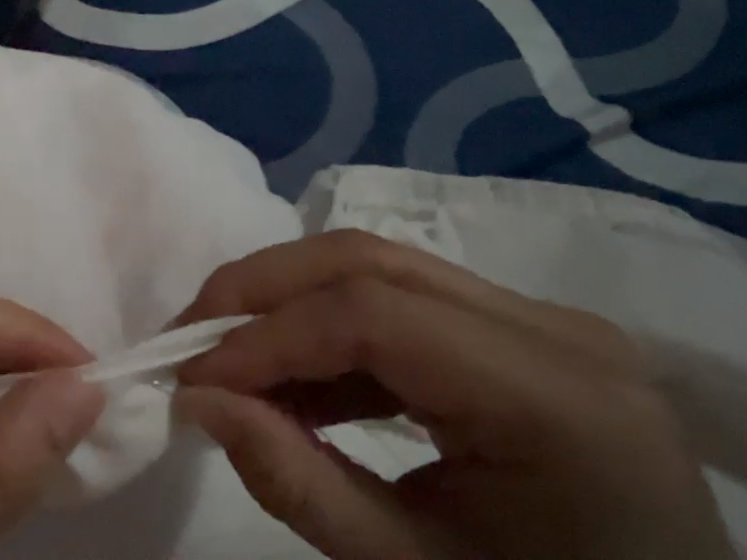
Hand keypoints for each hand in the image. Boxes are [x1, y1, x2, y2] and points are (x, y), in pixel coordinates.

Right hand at [172, 230, 736, 559]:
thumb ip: (298, 483)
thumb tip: (197, 401)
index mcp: (555, 397)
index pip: (373, 315)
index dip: (265, 336)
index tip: (190, 380)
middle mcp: (558, 329)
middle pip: (369, 261)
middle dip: (260, 291)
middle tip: (188, 340)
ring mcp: (548, 322)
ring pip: (379, 266)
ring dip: (288, 302)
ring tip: (226, 356)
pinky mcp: (526, 332)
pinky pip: (405, 301)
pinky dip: (331, 329)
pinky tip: (294, 378)